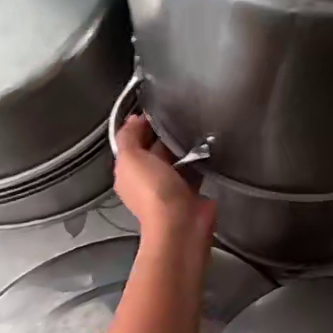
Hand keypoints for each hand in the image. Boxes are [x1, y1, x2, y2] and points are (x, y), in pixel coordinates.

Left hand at [114, 115, 214, 247]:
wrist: (181, 223)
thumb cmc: (153, 193)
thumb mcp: (130, 157)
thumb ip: (128, 136)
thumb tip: (135, 120)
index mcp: (128, 171)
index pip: (131, 142)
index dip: (140, 125)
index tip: (154, 110)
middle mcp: (147, 179)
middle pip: (154, 148)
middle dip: (163, 134)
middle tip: (177, 118)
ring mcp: (170, 186)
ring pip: (176, 158)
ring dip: (183, 147)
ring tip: (193, 130)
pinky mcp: (191, 191)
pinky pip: (194, 169)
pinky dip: (199, 160)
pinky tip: (205, 149)